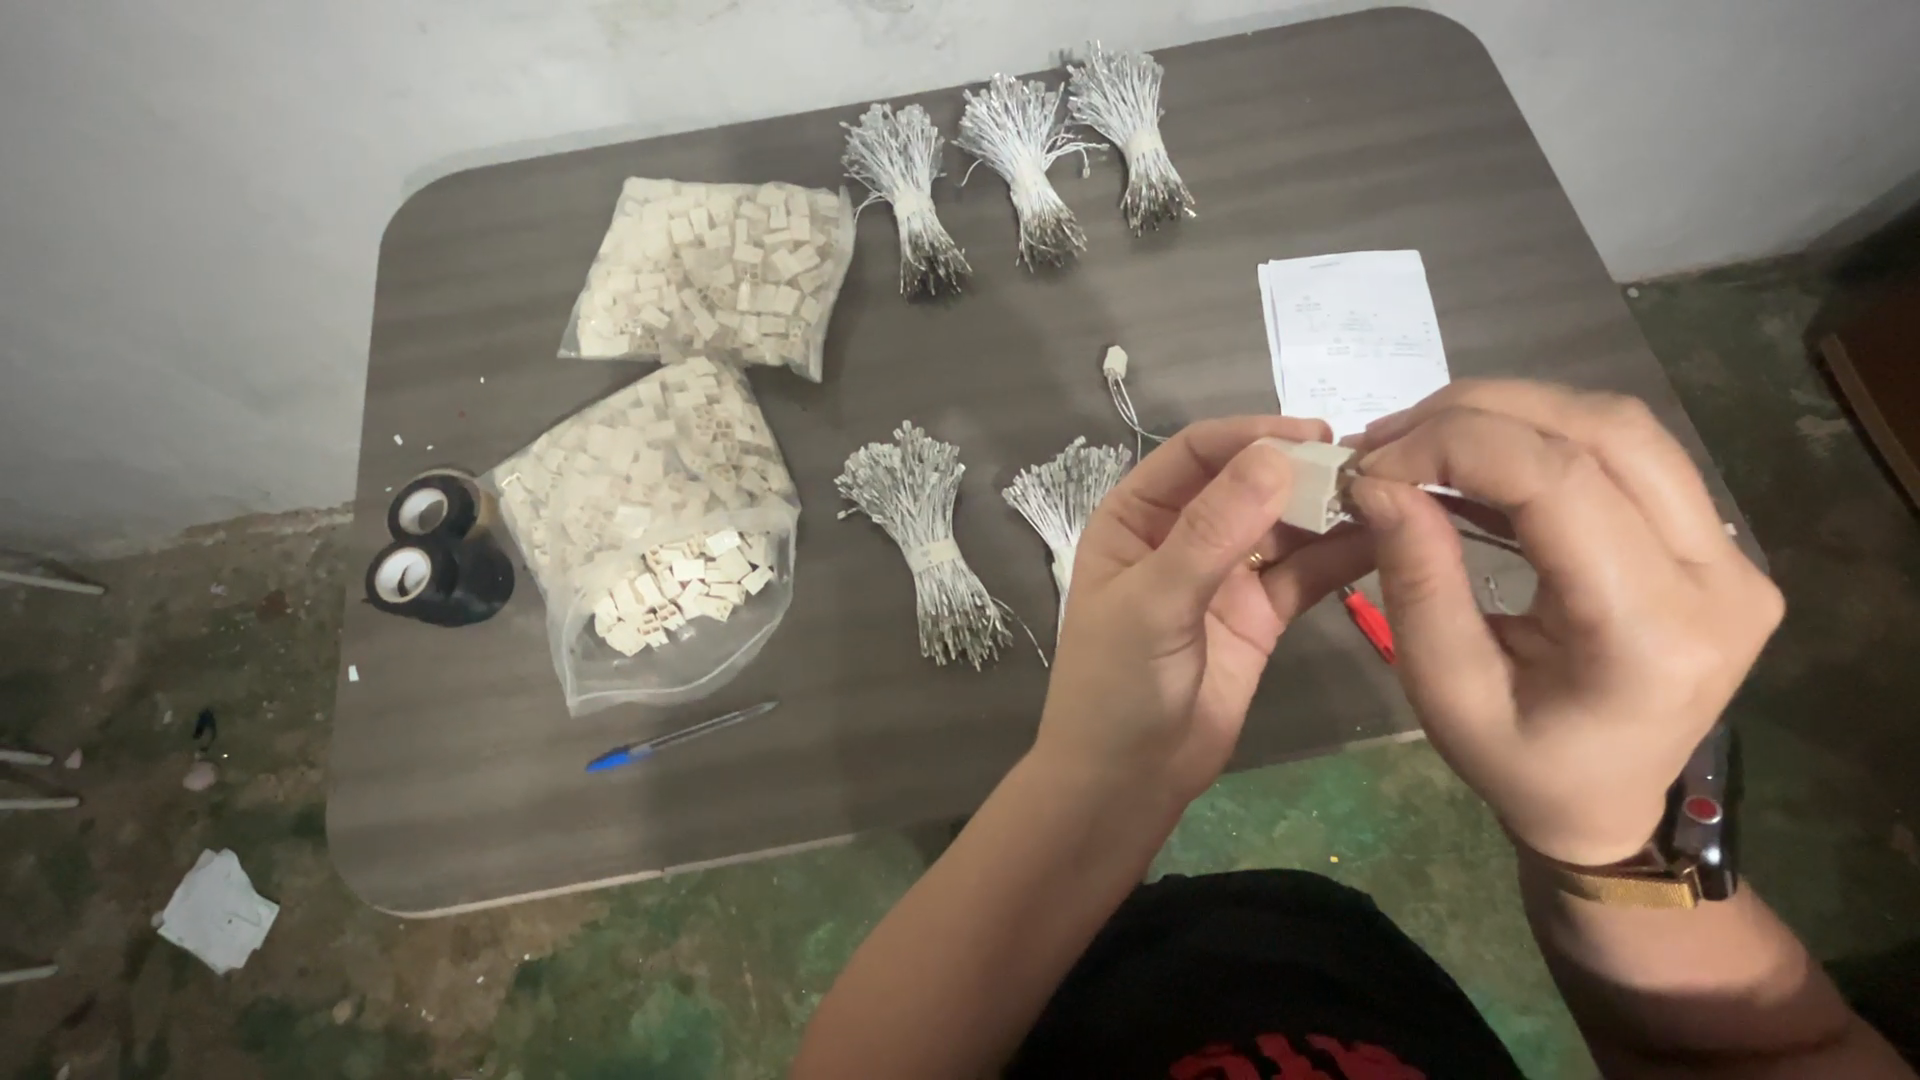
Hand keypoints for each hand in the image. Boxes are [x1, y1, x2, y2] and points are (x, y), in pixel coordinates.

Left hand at [1035, 417, 1372, 803]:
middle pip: (1244, 484)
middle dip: (1298, 471)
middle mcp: (1178, 536)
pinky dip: (1339, 557)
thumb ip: (1211, 532)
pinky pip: (1302, 574)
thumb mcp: (1154, 601)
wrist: (1127, 778)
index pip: (1193, 455)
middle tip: (1368, 466)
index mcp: (1133, 518)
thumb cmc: (1116, 684)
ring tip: (1388, 496)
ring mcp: (1221, 576)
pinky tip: (1386, 540)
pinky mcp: (1257, 616)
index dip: (1249, 437)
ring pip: (1280, 526)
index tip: (1314, 436)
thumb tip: (1275, 457)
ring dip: (1326, 510)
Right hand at [1343, 381, 1782, 865]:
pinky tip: (1464, 458)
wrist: (1603, 803)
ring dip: (1504, 413)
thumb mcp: (1444, 688)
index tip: (1368, 465)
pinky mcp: (1706, 539)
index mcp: (1652, 630)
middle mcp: (1718, 575)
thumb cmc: (1516, 763)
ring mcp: (1726, 551)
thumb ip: (1417, 581)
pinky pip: (1620, 452)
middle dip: (1474, 413)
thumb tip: (1375, 484)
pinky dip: (1530, 436)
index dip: (1453, 447)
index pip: (1559, 482)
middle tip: (1382, 441)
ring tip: (1415, 441)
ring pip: (1618, 426)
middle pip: (1603, 431)